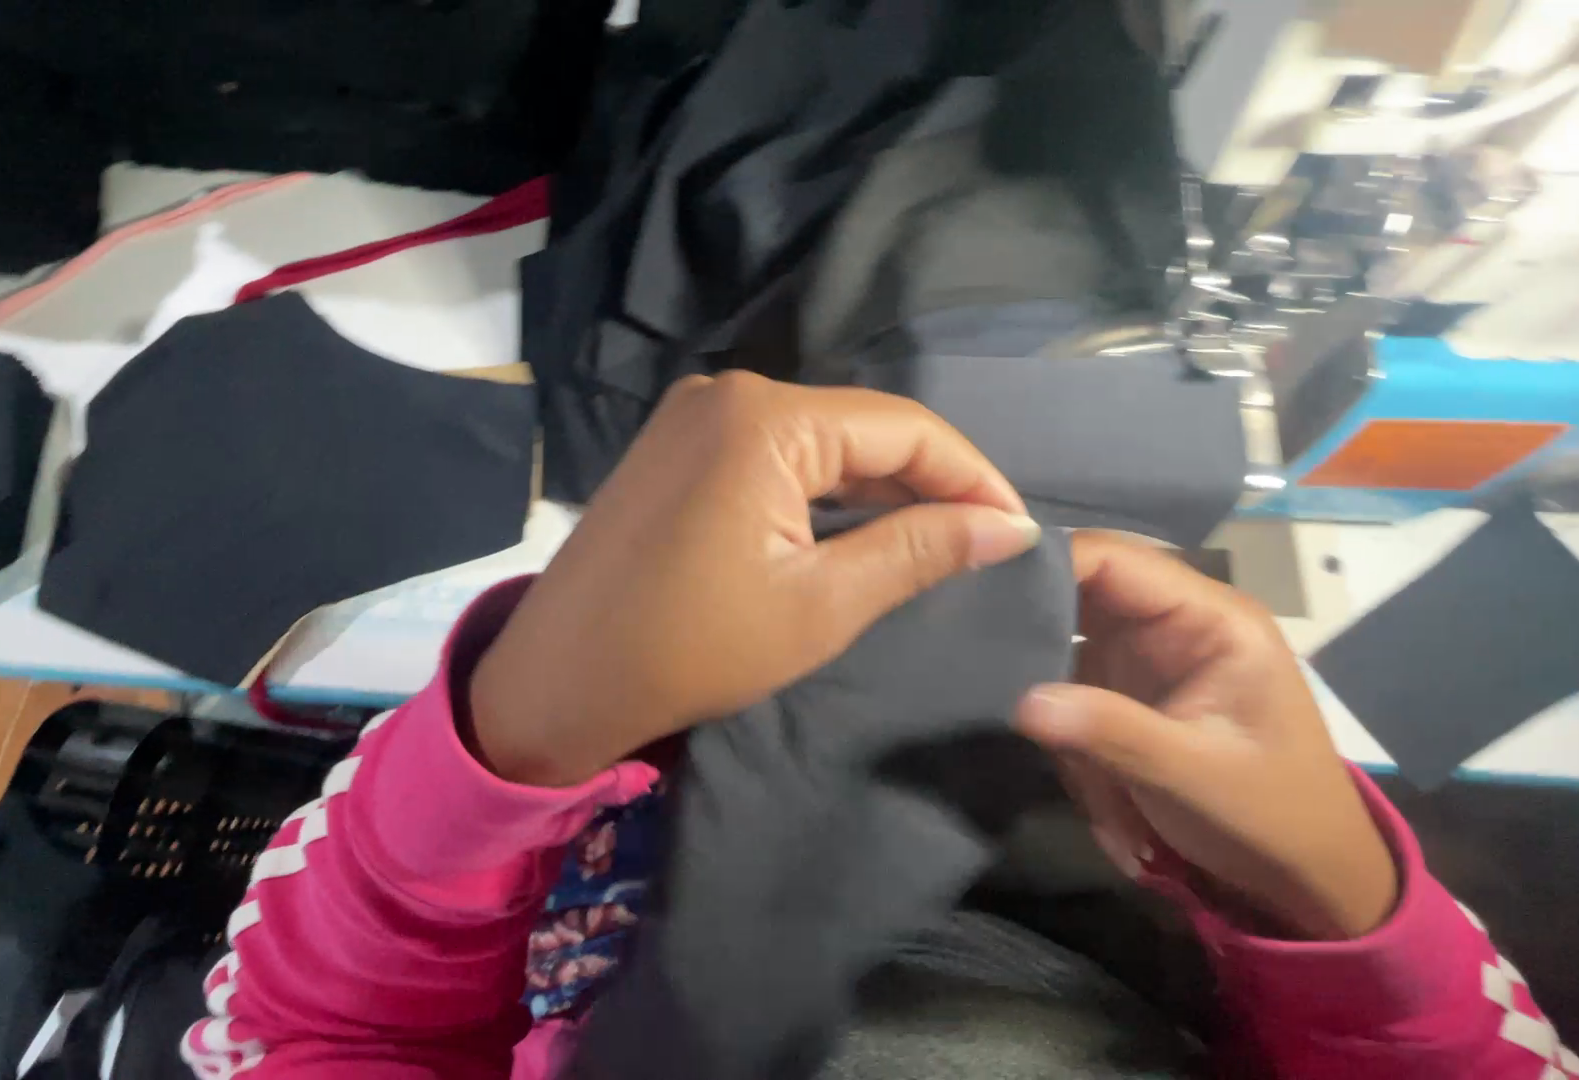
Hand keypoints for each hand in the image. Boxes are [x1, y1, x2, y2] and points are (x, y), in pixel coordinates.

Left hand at [469, 372, 1040, 786]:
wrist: (561, 677)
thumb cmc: (691, 649)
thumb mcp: (820, 605)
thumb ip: (917, 550)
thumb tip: (1007, 527)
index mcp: (766, 419)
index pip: (903, 427)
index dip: (972, 476)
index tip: (1017, 529)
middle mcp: (728, 395)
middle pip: (857, 428)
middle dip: (924, 481)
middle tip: (982, 540)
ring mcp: (693, 416)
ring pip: (814, 441)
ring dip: (873, 486)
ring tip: (933, 535)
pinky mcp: (674, 447)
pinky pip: (769, 454)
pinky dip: (817, 488)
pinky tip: (853, 524)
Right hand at [1015, 532, 1397, 940]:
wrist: (1302, 878)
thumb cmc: (1271, 815)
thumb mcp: (1194, 775)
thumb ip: (1110, 731)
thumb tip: (1020, 700)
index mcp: (1208, 617)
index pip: (1113, 559)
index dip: (1046, 565)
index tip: (979, 594)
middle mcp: (1169, 620)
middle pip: (1074, 593)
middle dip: (1033, 635)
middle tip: (981, 666)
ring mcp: (1140, 652)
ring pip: (1058, 644)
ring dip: (1048, 699)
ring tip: (1070, 763)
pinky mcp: (1119, 685)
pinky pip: (1064, 685)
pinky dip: (1061, 729)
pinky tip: (1091, 786)